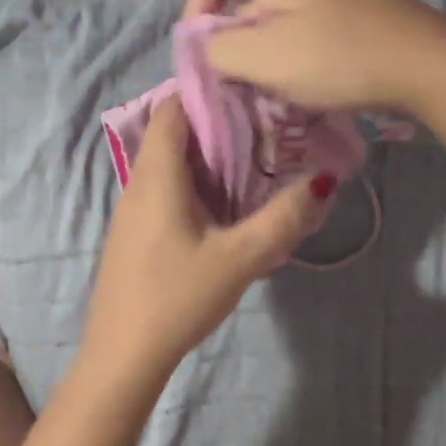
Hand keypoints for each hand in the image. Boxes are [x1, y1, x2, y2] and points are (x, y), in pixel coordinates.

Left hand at [80, 97, 330, 380]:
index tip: (252, 90)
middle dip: (219, 126)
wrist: (122, 356)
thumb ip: (282, 219)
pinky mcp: (136, 238)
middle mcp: (138, 185)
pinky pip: (168, 194)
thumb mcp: (238, 259)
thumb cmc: (176, 299)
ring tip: (258, 162)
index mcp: (156, 177)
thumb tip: (322, 180)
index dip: (208, 92)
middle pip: (175, 136)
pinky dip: (198, 187)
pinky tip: (229, 209)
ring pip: (172, 168)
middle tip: (269, 127)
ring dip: (210, 160)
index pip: (173, 109)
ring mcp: (132, 213)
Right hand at [141, 0, 445, 112]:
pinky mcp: (338, 7)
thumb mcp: (264, 59)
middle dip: (202, 6)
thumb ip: (217, 49)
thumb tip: (206, 45)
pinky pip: (283, 11)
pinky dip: (261, 35)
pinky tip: (271, 74)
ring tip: (234, 73)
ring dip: (233, 27)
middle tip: (203, 56)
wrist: (424, 64)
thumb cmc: (339, 56)